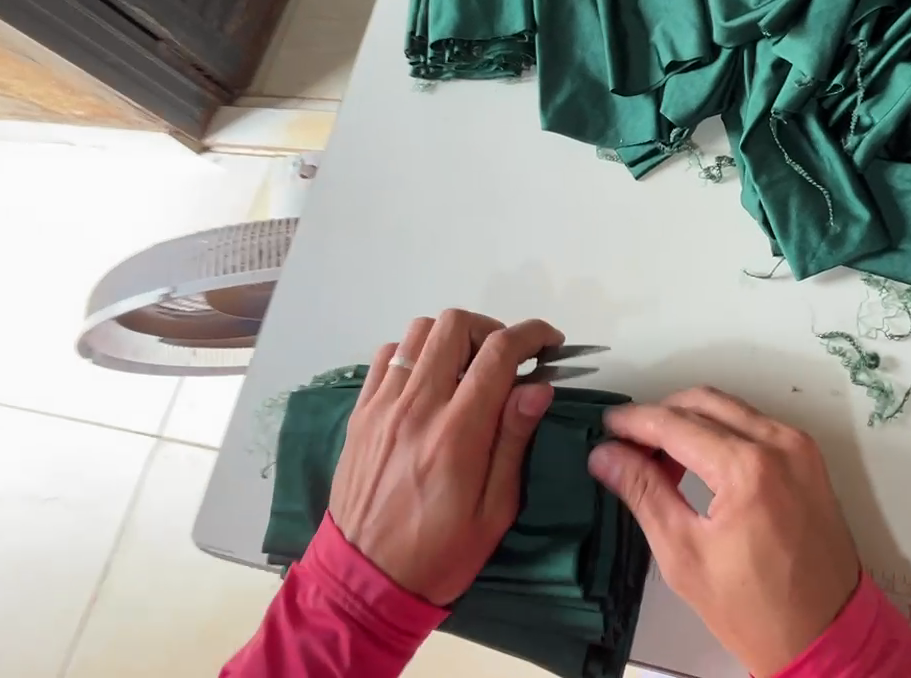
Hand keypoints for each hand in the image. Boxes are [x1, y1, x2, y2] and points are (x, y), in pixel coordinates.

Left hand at [327, 308, 563, 604]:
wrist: (363, 585)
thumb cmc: (440, 553)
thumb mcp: (495, 511)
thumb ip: (514, 441)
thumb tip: (538, 388)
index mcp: (458, 432)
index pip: (499, 352)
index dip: (532, 334)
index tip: (550, 342)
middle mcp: (418, 406)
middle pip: (456, 325)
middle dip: (492, 330)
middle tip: (507, 360)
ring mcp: (383, 405)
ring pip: (420, 330)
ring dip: (452, 338)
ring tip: (467, 367)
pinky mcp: (361, 412)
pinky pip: (388, 355)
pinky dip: (415, 353)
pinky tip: (428, 380)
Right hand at [589, 387, 861, 676]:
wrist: (827, 636)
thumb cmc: (754, 609)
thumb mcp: (684, 556)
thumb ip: (644, 493)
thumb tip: (605, 455)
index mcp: (747, 468)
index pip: (676, 424)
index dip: (635, 421)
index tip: (607, 426)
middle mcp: (777, 442)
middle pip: (702, 402)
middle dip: (660, 415)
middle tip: (628, 443)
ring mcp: (797, 444)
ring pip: (728, 406)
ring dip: (689, 419)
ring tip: (658, 454)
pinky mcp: (807, 454)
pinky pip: (752, 422)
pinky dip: (720, 429)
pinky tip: (698, 459)